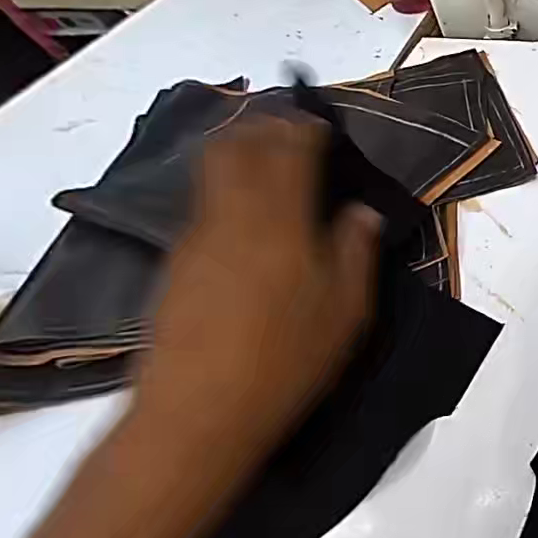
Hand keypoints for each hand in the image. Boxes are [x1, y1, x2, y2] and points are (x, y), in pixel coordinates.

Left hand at [132, 113, 381, 471]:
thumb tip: (361, 213)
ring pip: (212, 171)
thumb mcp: (347, 309)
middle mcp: (231, 218)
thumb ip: (357, 251)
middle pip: (236, 147)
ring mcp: (195, 239)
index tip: (319, 122)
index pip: (289, 152)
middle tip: (288, 125)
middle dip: (262, 126)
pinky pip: (204, 203)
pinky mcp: (175, 264)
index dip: (304, 128)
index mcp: (280, 223)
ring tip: (267, 154)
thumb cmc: (286, 359)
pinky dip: (226, 186)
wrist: (195, 415)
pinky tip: (246, 209)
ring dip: (240, 150)